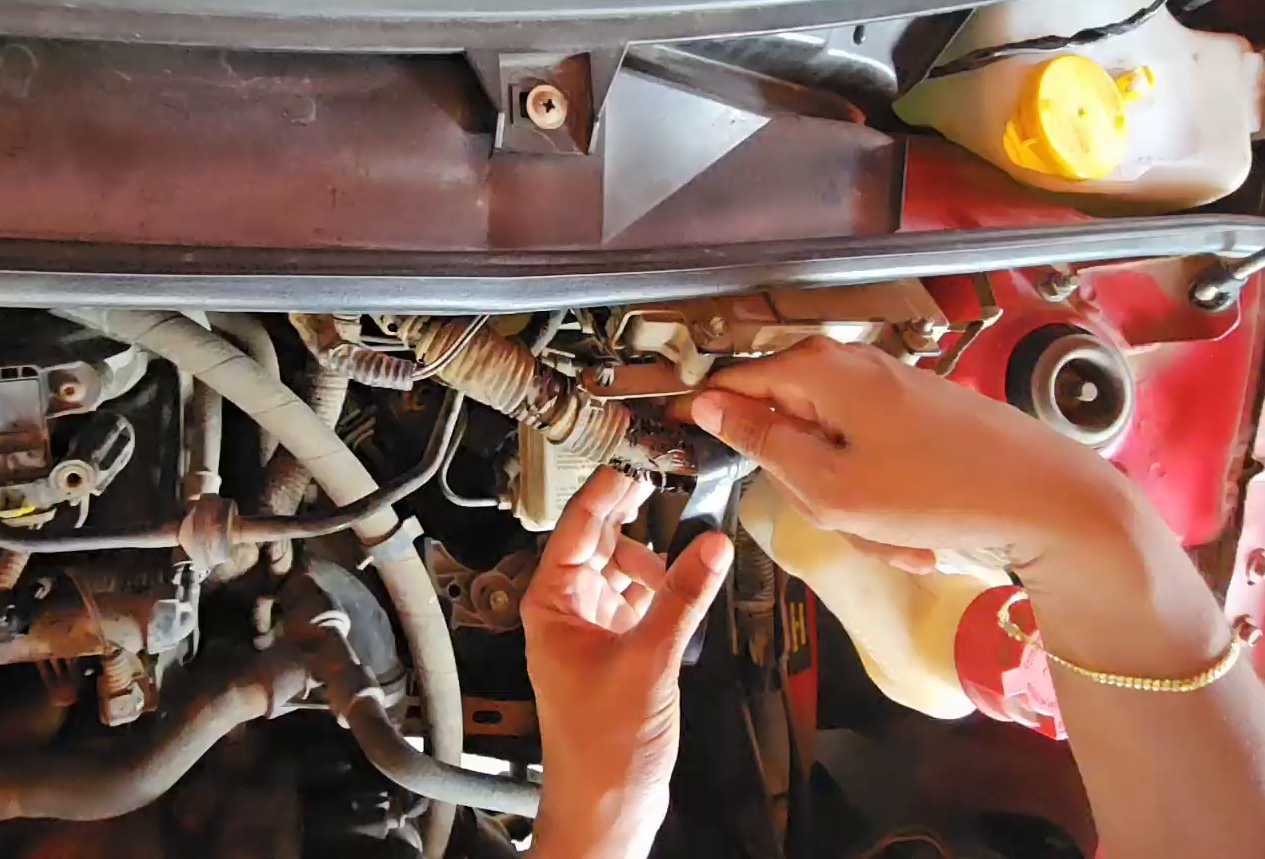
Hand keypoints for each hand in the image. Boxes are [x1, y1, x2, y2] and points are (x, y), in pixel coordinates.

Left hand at [522, 467, 732, 858]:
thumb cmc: (604, 746)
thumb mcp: (648, 661)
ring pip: (621, 565)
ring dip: (651, 554)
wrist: (607, 811)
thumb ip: (682, 598)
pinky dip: (660, 584)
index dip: (607, 486)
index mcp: (552, 600)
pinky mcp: (617, 643)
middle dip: (631, 511)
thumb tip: (712, 543)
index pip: (579, 525)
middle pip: (599, 538)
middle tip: (664, 475)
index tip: (635, 453)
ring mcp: (591, 623)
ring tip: (686, 542)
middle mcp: (566, 604)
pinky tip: (683, 578)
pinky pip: (637, 595)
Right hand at [681, 337, 1226, 677]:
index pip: (729, 383)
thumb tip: (707, 403)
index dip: (706, 417)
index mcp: (815, 371)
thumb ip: (759, 439)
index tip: (686, 445)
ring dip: (844, 500)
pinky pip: (863, 453)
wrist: (1051, 501)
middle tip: (835, 517)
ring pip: (824, 448)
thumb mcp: (827, 483)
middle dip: (801, 480)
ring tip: (889, 536)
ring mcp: (880, 384)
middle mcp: (843, 364)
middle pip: (781, 422)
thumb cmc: (931, 492)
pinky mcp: (908, 407)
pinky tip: (912, 530)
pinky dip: (876, 496)